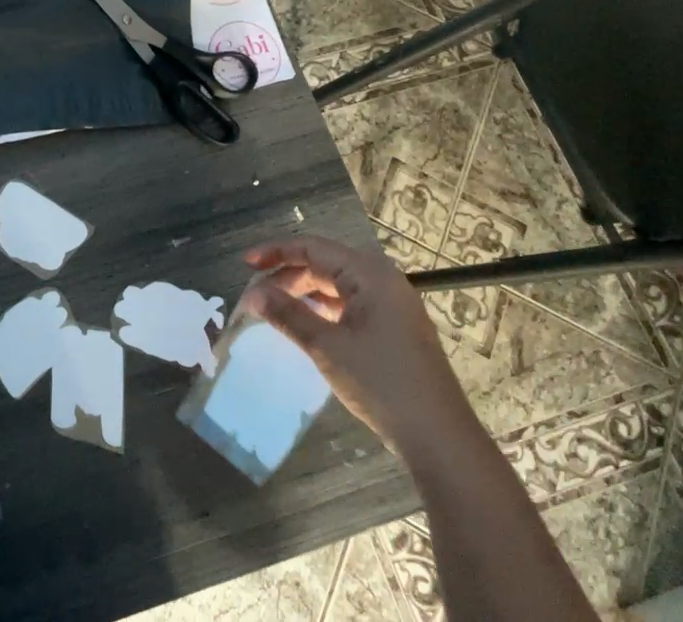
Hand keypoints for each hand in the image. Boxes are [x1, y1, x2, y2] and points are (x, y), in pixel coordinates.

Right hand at [243, 236, 476, 452]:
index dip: (276, 251)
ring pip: (336, 285)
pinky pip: (349, 305)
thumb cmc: (380, 382)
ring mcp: (391, 306)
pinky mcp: (392, 328)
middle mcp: (383, 282)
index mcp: (370, 276)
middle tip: (255, 297)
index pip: (314, 248)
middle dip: (286, 275)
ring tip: (272, 310)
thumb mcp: (326, 346)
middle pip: (325, 264)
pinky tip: (303, 324)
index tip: (245, 265)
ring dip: (302, 293)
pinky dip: (321, 308)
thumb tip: (252, 294)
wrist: (437, 434)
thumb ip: (287, 314)